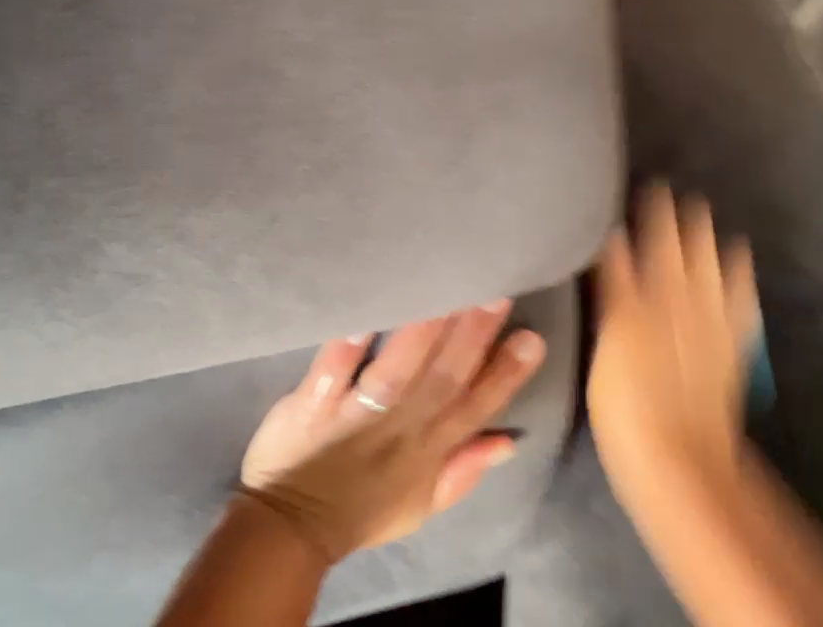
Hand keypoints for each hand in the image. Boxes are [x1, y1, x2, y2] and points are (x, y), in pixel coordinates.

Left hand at [239, 301, 546, 563]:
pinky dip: (346, 347)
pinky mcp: (313, 405)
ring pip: (396, 372)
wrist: (291, 530)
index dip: (506, 376)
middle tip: (497, 292)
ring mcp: (355, 415)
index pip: (475, 408)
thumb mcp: (422, 504)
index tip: (531, 338)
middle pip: (443, 379)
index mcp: (428, 449)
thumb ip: (466, 468)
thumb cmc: (361, 510)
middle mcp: (399, 428)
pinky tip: (364, 317)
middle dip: (472, 337)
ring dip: (421, 335)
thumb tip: (511, 440)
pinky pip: (331, 372)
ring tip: (446, 294)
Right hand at [588, 185, 760, 505]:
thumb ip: (607, 311)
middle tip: (660, 186)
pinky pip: (736, 296)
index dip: (617, 226)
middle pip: (665, 250)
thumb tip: (608, 268)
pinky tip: (738, 250)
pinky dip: (737, 271)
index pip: (619, 255)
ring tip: (696, 205)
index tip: (613, 198)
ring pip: (703, 264)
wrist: (681, 461)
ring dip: (699, 233)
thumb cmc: (624, 417)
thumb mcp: (601, 362)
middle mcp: (668, 305)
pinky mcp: (729, 341)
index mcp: (628, 309)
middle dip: (662, 217)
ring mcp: (704, 322)